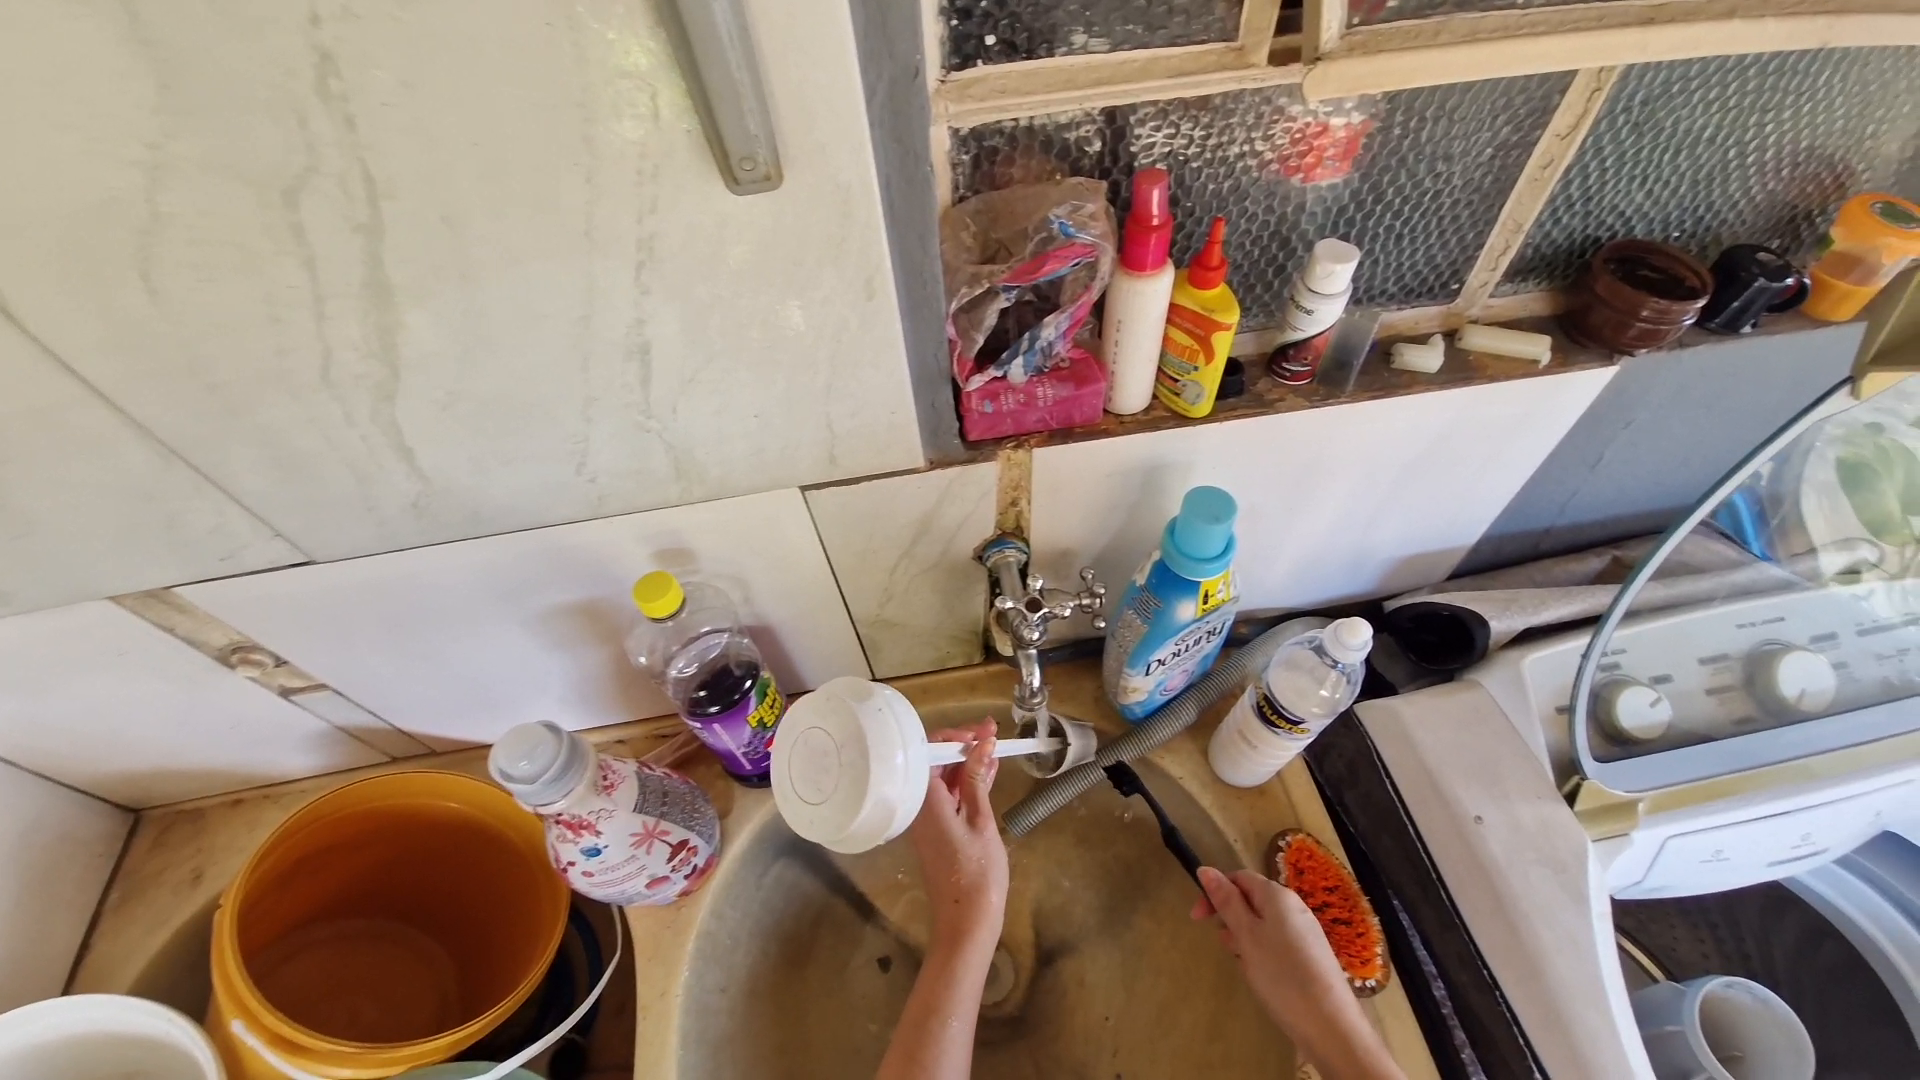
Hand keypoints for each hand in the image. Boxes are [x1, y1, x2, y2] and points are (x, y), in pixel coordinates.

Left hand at [907, 720, 1008, 956]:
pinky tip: (988, 772)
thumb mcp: (981, 821)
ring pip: (944, 780)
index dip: (956, 736)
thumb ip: (977, 780)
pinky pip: (949, 797)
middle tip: (994, 733)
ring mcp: (928, 820)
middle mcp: (919, 806)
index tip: (984, 730)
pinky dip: (967, 783)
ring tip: (995, 746)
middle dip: (964, 746)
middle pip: (935, 764)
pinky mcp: (938, 831)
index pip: (930, 752)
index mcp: (924, 801)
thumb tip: (982, 744)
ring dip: (968, 763)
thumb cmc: (976, 873)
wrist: (966, 924)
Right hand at [1192, 867, 1403, 1079]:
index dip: (1215, 892)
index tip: (1198, 919)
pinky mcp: (1311, 954)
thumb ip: (1226, 901)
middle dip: (1231, 919)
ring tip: (1245, 964)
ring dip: (1245, 938)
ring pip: (1262, 923)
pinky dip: (1262, 952)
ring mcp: (1305, 931)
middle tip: (1227, 947)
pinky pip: (1277, 942)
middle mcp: (1294, 906)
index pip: (1238, 878)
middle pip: (1251, 900)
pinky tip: (1264, 975)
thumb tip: (1205, 869)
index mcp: (1277, 895)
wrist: (1331, 1025)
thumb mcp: (1246, 935)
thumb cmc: (1281, 974)